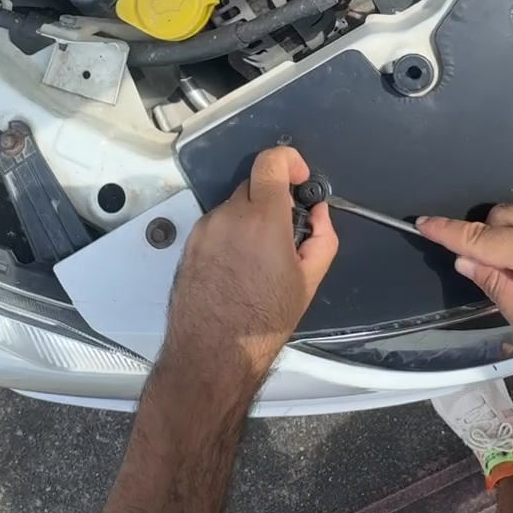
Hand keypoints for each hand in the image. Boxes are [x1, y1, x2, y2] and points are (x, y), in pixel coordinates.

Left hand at [161, 146, 338, 375]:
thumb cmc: (262, 321)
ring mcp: (206, 228)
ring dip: (250, 219)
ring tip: (258, 259)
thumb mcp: (308, 280)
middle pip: (255, 185)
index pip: (272, 162)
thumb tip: (319, 212)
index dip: (290, 159)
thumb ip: (322, 236)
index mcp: (262, 219)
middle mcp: (230, 216)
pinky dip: (231, 234)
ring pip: (235, 206)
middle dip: (273, 199)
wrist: (212, 353)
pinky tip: (238, 267)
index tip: (299, 176)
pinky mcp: (190, 243)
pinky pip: (217, 225)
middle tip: (285, 229)